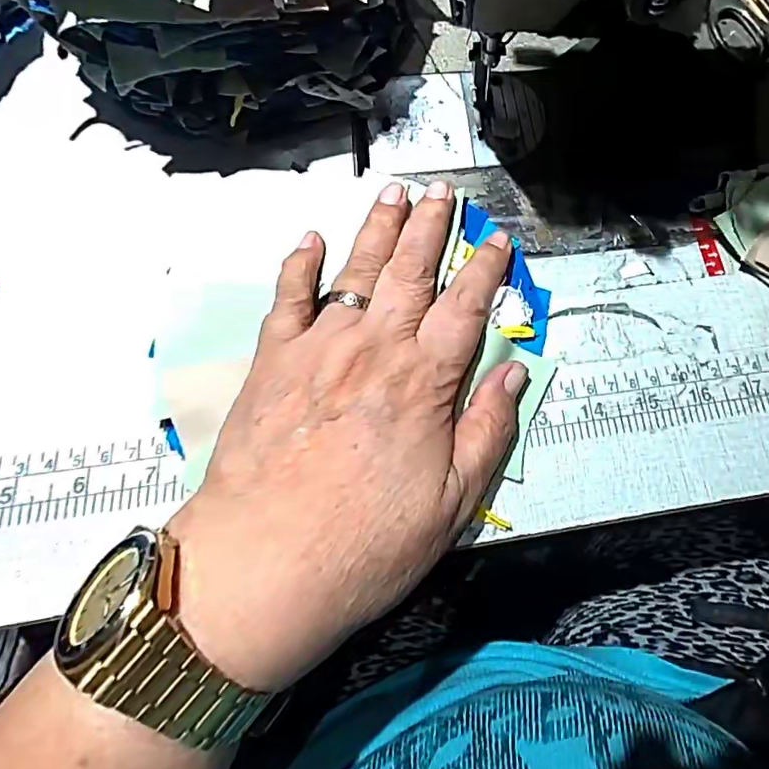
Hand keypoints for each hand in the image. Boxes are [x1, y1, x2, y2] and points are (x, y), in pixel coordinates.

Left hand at [164, 181, 524, 691]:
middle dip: (432, 225)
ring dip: (380, 227)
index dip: (487, 268)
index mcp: (423, 381)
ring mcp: (319, 351)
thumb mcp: (454, 500)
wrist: (254, 576)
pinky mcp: (273, 365)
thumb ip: (489, 429)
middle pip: (412, 270)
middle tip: (443, 192)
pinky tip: (310, 238)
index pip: (467, 306)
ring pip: (358, 270)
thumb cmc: (364, 544)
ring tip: (394, 192)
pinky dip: (300, 265)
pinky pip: (288, 300)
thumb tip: (514, 374)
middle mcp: (375, 350)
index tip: (498, 241)